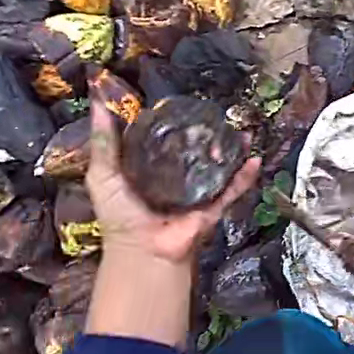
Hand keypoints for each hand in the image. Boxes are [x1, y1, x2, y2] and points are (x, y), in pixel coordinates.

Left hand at [82, 102, 258, 345]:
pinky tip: (254, 159)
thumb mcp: (103, 174)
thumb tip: (99, 102)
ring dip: (232, 150)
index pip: (164, 140)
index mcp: (150, 169)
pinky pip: (232, 189)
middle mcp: (177, 178)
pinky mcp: (213, 207)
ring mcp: (198, 192)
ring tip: (242, 131)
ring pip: (219, 167)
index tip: (182, 102)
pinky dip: (245, 176)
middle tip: (218, 115)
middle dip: (209, 134)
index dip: (173, 122)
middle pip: (197, 151)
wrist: (143, 252)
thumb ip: (104, 141)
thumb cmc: (119, 215)